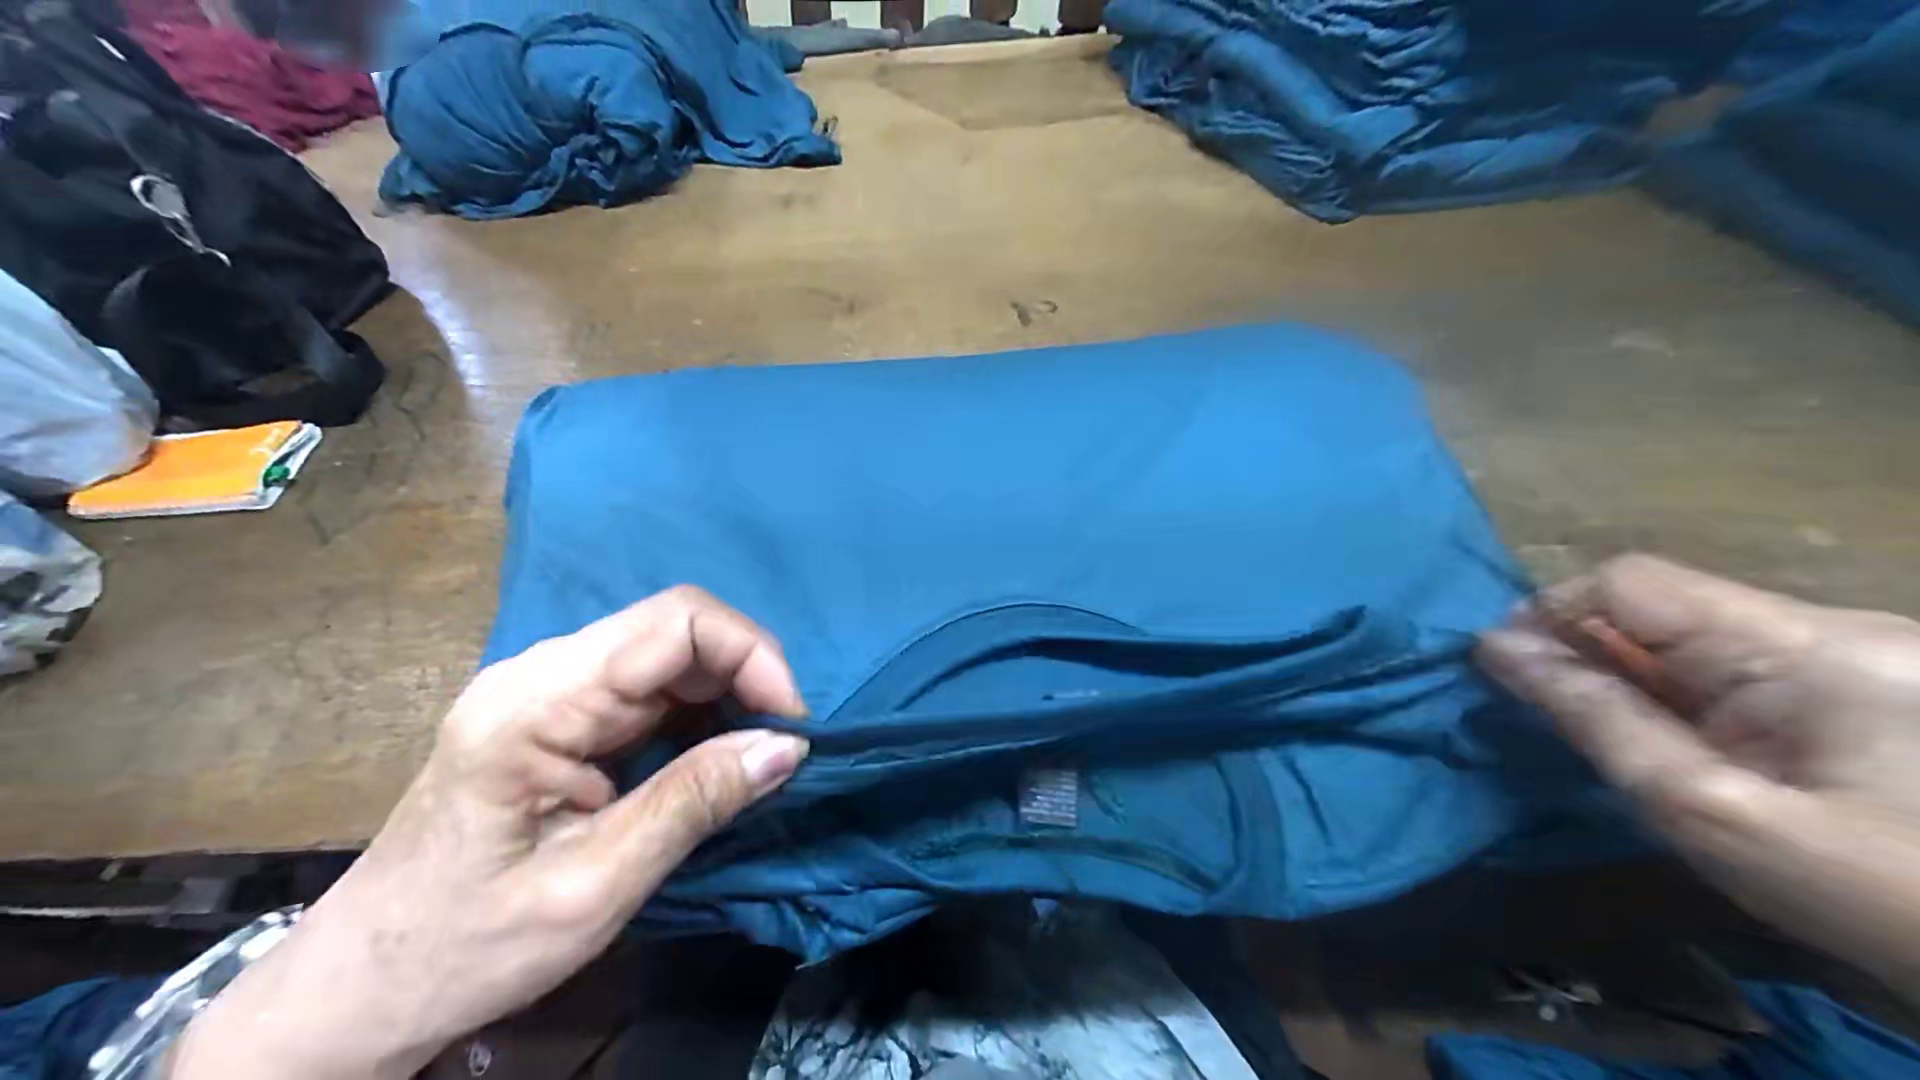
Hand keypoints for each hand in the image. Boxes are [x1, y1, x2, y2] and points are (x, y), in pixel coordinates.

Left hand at [168, 587, 810, 1079]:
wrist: (359, 988)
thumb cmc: (463, 949)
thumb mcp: (593, 887)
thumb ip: (694, 803)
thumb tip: (789, 746)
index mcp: (535, 703)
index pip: (673, 623)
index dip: (751, 654)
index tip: (790, 724)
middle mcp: (543, 672)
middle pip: (676, 627)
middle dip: (747, 674)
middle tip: (782, 744)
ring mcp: (549, 687)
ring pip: (671, 651)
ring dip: (729, 693)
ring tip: (754, 754)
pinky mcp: (560, 711)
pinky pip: (653, 684)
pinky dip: (702, 710)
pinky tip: (714, 755)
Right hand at [1478, 555, 1919, 1003]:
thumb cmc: (1884, 897)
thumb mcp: (1706, 807)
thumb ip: (1595, 715)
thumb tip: (1496, 649)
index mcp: (1806, 644)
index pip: (1629, 582)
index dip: (1550, 611)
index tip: (1501, 666)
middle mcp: (1833, 631)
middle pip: (1660, 609)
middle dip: (1584, 650)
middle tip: (1540, 708)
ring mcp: (1860, 662)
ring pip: (1691, 642)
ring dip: (1626, 678)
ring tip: (1599, 732)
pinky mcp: (1870, 696)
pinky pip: (1734, 673)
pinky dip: (1676, 699)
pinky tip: (1668, 743)